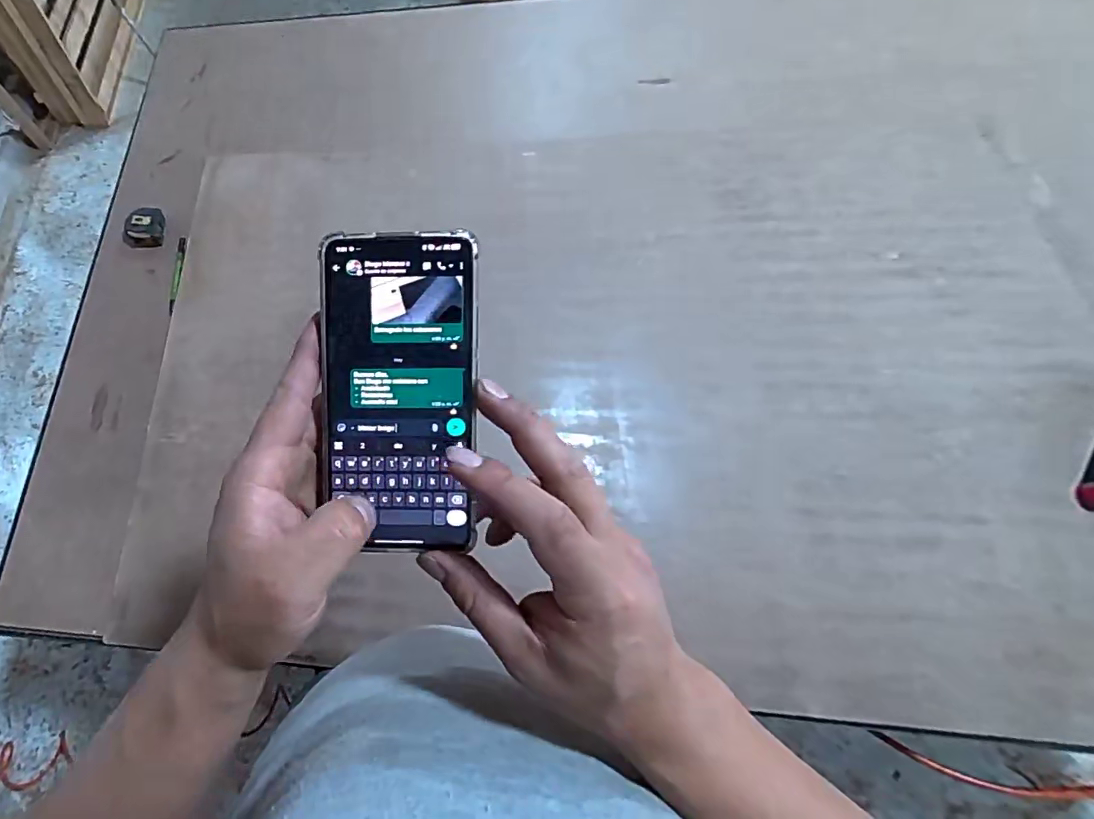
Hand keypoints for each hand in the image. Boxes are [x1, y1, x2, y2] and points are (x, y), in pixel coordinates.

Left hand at [190, 319, 375, 671]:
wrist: (233, 643)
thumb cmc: (253, 604)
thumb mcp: (295, 570)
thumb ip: (335, 530)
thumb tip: (365, 499)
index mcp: (259, 471)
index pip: (285, 406)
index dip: (304, 364)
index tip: (320, 323)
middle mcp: (271, 471)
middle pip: (304, 414)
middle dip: (334, 379)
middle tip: (371, 349)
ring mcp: (286, 491)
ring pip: (320, 441)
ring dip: (348, 416)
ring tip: (387, 389)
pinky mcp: (302, 512)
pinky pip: (331, 472)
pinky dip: (354, 456)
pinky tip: (384, 451)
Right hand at [418, 378, 699, 751]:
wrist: (663, 704)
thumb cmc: (593, 689)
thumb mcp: (524, 657)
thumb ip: (475, 599)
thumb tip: (430, 553)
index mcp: (598, 586)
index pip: (546, 518)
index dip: (498, 484)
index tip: (453, 457)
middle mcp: (615, 548)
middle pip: (570, 469)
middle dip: (525, 423)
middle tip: (484, 389)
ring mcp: (617, 535)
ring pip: (568, 473)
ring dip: (521, 445)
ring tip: (468, 454)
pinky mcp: (609, 533)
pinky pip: (563, 494)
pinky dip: (525, 486)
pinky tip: (495, 516)